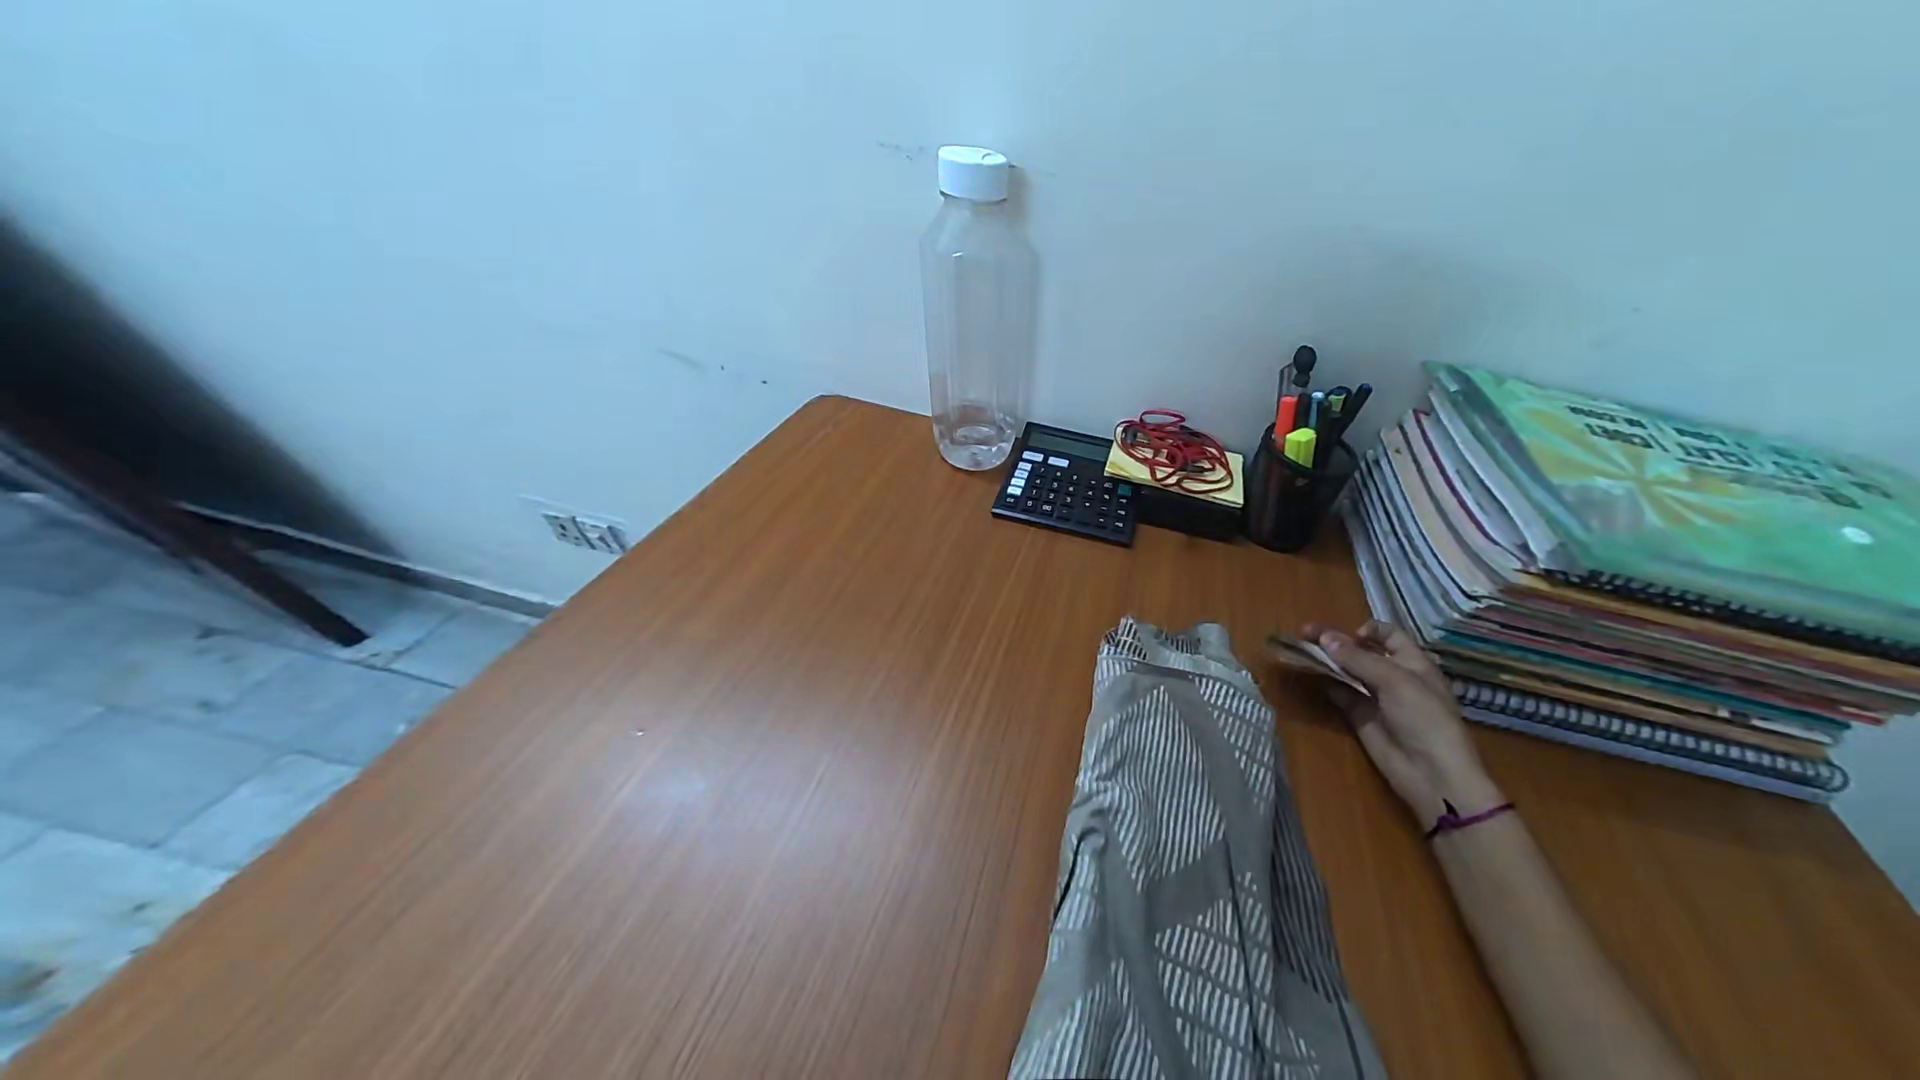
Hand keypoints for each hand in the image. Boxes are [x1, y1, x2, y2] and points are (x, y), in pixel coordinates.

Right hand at [1302, 620, 1502, 824]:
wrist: (1430, 773)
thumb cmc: (1424, 719)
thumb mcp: (1396, 681)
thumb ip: (1358, 658)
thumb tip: (1324, 638)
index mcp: (1413, 663)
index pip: (1390, 636)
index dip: (1368, 630)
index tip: (1348, 634)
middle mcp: (1394, 676)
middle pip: (1362, 651)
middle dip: (1336, 641)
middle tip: (1304, 633)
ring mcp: (1375, 697)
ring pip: (1346, 671)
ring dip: (1326, 660)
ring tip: (1299, 650)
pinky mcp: (1359, 716)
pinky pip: (1339, 693)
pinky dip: (1325, 682)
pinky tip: (1308, 675)